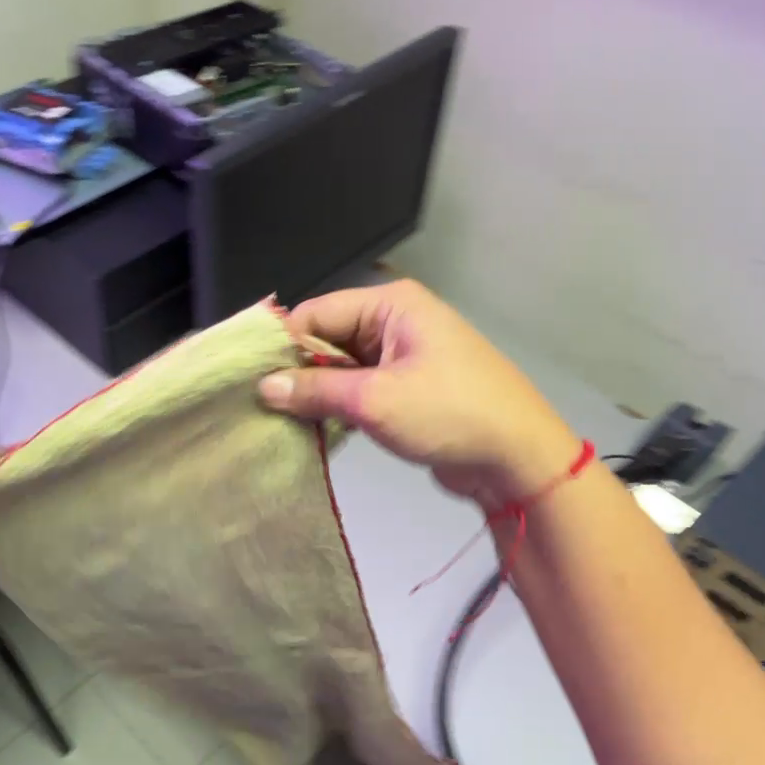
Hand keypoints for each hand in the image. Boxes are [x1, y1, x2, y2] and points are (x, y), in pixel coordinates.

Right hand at [259, 279, 577, 507]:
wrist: (518, 458)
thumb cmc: (450, 414)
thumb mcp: (376, 401)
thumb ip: (315, 391)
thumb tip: (264, 387)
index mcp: (390, 306)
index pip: (316, 313)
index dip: (281, 345)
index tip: (247, 378)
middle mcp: (395, 323)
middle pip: (327, 340)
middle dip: (296, 372)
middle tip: (258, 406)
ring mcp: (403, 358)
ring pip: (341, 369)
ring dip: (316, 395)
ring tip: (278, 421)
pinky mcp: (407, 390)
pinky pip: (359, 392)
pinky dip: (337, 409)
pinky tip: (311, 431)